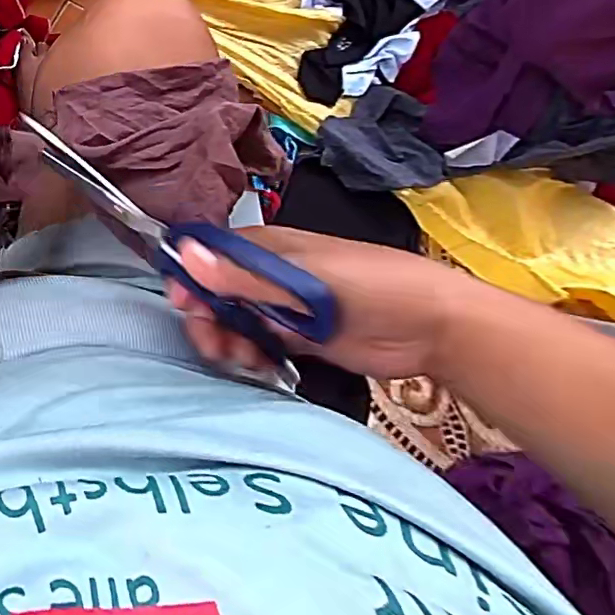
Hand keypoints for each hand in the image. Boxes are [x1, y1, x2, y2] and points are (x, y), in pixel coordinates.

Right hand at [165, 226, 502, 379]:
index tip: (184, 304)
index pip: (212, 254)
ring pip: (235, 322)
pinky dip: (252, 355)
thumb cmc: (368, 286)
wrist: (430, 325)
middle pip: (217, 292)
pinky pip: (259, 344)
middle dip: (208, 318)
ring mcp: (283, 306)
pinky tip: (262, 366)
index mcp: (268, 248)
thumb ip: (242, 276)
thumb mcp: (302, 280)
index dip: (191, 276)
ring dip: (229, 341)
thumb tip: (185, 253)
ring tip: (246, 359)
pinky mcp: (298, 336)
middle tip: (217, 344)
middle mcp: (269, 274)